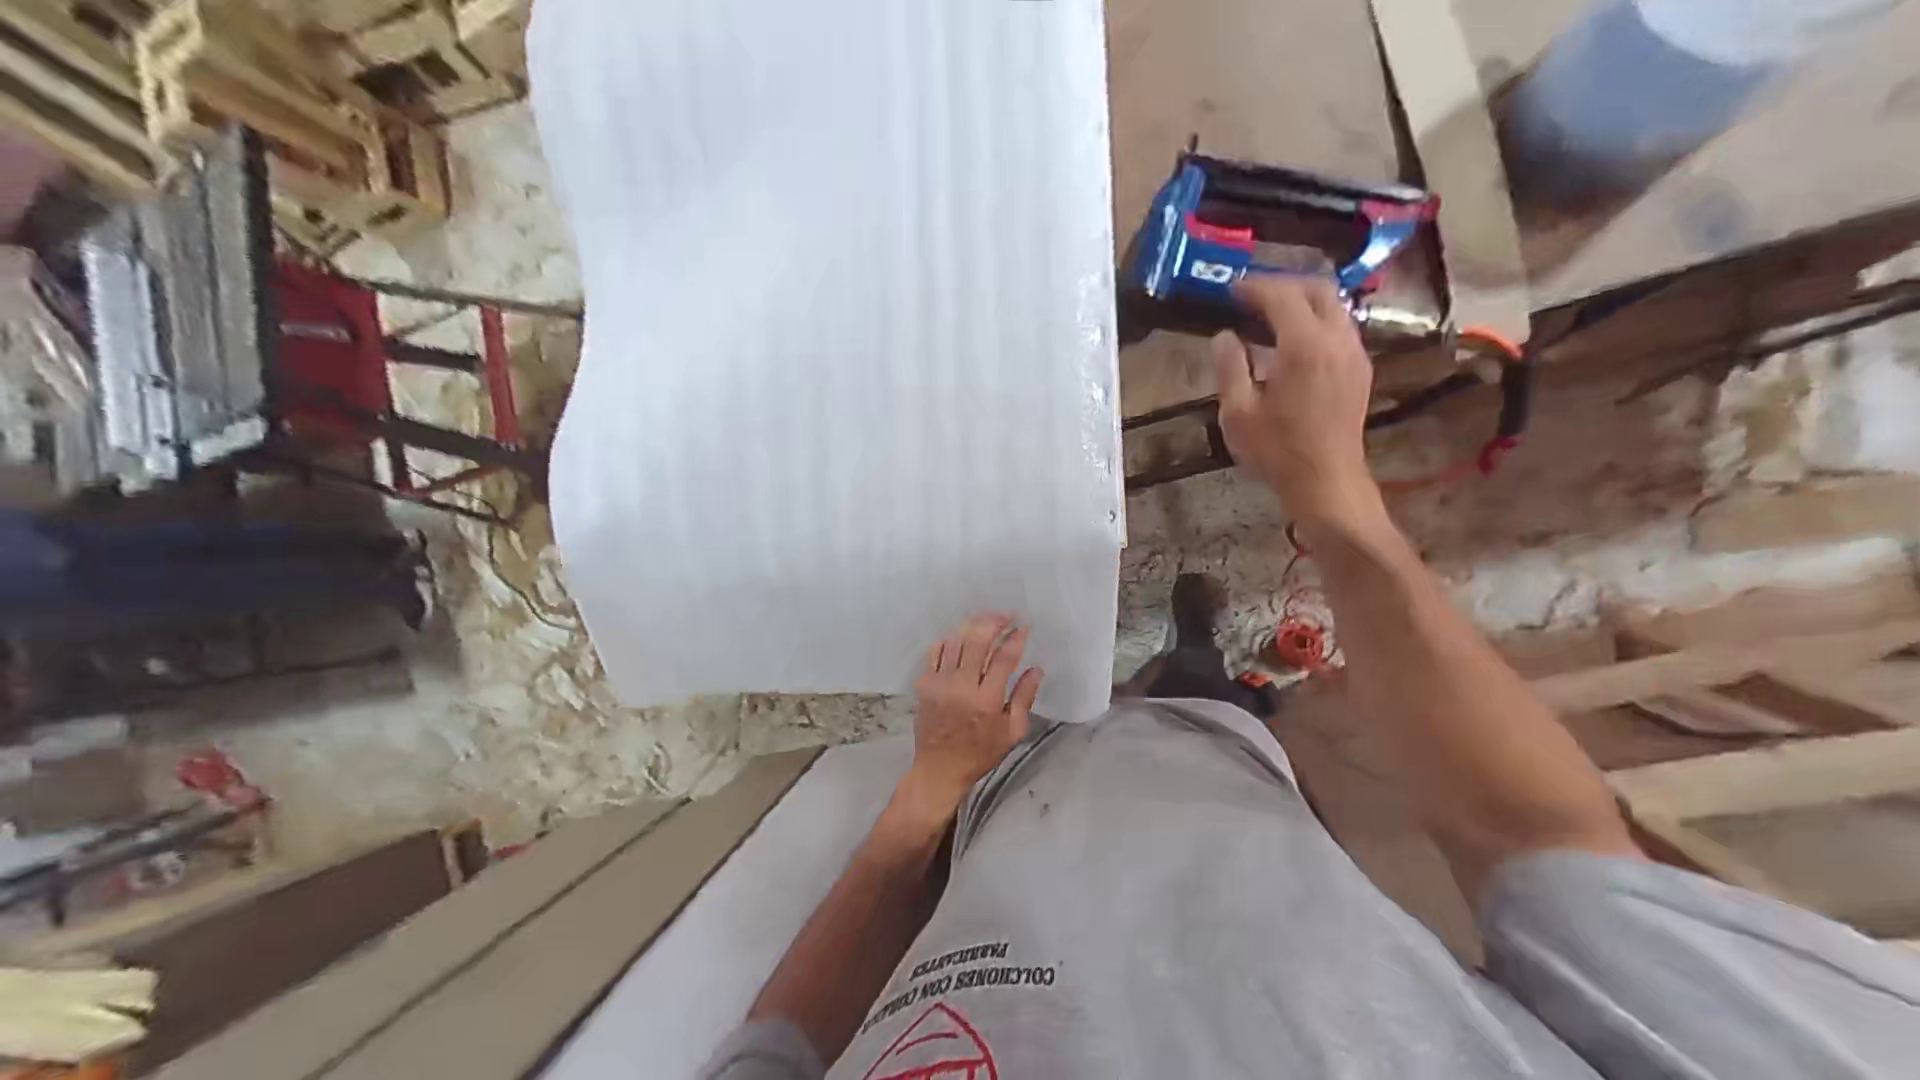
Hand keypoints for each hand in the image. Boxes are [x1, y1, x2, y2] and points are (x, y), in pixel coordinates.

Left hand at [900, 614, 1043, 815]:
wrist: (939, 769)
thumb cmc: (980, 753)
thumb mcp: (1011, 732)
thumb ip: (1024, 698)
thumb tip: (1036, 670)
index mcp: (987, 700)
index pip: (1004, 658)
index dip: (1016, 639)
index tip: (1024, 627)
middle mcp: (962, 687)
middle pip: (978, 641)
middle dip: (994, 623)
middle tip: (1006, 616)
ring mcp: (940, 683)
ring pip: (956, 642)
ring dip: (972, 627)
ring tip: (986, 621)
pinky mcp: (924, 684)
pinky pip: (937, 652)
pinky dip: (950, 641)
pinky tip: (961, 638)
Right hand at [1212, 276, 1382, 529]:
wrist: (1326, 482)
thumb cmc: (1277, 451)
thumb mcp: (1238, 413)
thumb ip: (1230, 367)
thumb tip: (1224, 337)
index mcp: (1304, 347)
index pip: (1282, 296)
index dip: (1255, 287)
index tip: (1232, 289)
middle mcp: (1337, 341)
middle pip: (1317, 290)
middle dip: (1283, 285)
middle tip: (1253, 295)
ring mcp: (1354, 354)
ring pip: (1334, 307)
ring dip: (1303, 302)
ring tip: (1270, 316)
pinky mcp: (1360, 370)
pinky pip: (1340, 328)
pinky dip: (1316, 322)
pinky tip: (1292, 343)